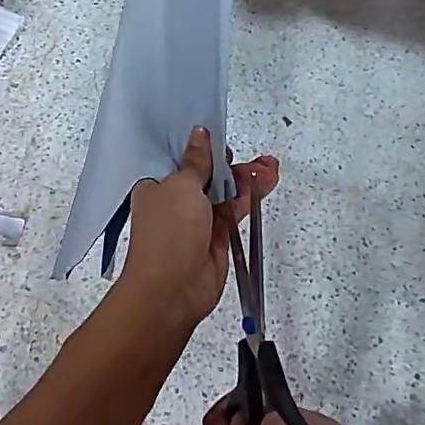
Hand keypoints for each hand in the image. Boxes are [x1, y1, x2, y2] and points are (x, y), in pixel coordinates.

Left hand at [116, 127, 277, 329]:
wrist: (172, 290)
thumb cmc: (168, 234)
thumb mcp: (181, 187)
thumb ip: (197, 162)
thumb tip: (199, 135)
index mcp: (155, 186)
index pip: (179, 160)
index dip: (201, 148)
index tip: (220, 136)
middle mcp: (174, 202)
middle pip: (206, 176)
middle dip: (230, 165)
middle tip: (255, 156)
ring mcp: (196, 221)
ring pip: (224, 194)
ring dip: (245, 180)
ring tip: (269, 167)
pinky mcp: (215, 238)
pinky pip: (234, 212)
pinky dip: (249, 199)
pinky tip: (265, 184)